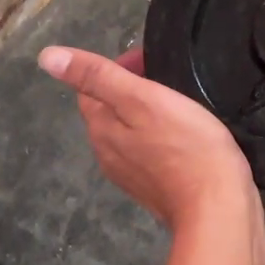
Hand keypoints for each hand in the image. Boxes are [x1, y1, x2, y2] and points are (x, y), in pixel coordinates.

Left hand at [39, 46, 255, 229]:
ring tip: (180, 106)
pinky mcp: (156, 190)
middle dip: (131, 92)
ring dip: (145, 118)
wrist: (218, 208)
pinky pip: (150, 156)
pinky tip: (186, 140)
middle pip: (109, 113)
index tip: (151, 59)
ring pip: (129, 136)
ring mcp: (131, 176)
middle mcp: (107, 153)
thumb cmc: (189, 147)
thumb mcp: (146, 101)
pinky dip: (160, 141)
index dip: (116, 67)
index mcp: (102, 128)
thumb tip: (47, 56)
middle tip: (169, 78)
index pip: (90, 88)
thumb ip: (99, 78)